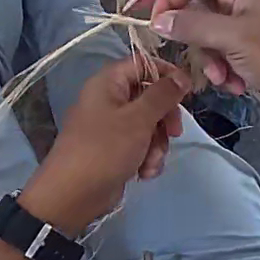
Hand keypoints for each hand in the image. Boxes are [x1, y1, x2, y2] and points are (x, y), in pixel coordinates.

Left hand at [19, 57, 188, 234]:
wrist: (73, 195)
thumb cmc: (105, 149)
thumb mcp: (138, 119)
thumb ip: (163, 95)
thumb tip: (182, 77)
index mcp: (108, 83)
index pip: (142, 63)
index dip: (167, 74)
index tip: (186, 91)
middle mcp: (109, 100)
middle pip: (150, 97)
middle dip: (164, 119)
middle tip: (173, 133)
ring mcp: (112, 126)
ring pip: (150, 125)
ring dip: (157, 145)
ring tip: (150, 162)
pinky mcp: (116, 150)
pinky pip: (142, 145)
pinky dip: (147, 158)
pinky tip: (143, 173)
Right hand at [146, 0, 259, 114]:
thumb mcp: (233, 37)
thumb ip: (192, 25)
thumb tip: (158, 19)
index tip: (149, 22)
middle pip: (200, 12)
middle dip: (198, 42)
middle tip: (198, 61)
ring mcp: (251, 25)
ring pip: (210, 39)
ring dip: (212, 62)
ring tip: (224, 78)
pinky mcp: (254, 50)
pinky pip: (225, 55)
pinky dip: (226, 71)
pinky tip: (238, 84)